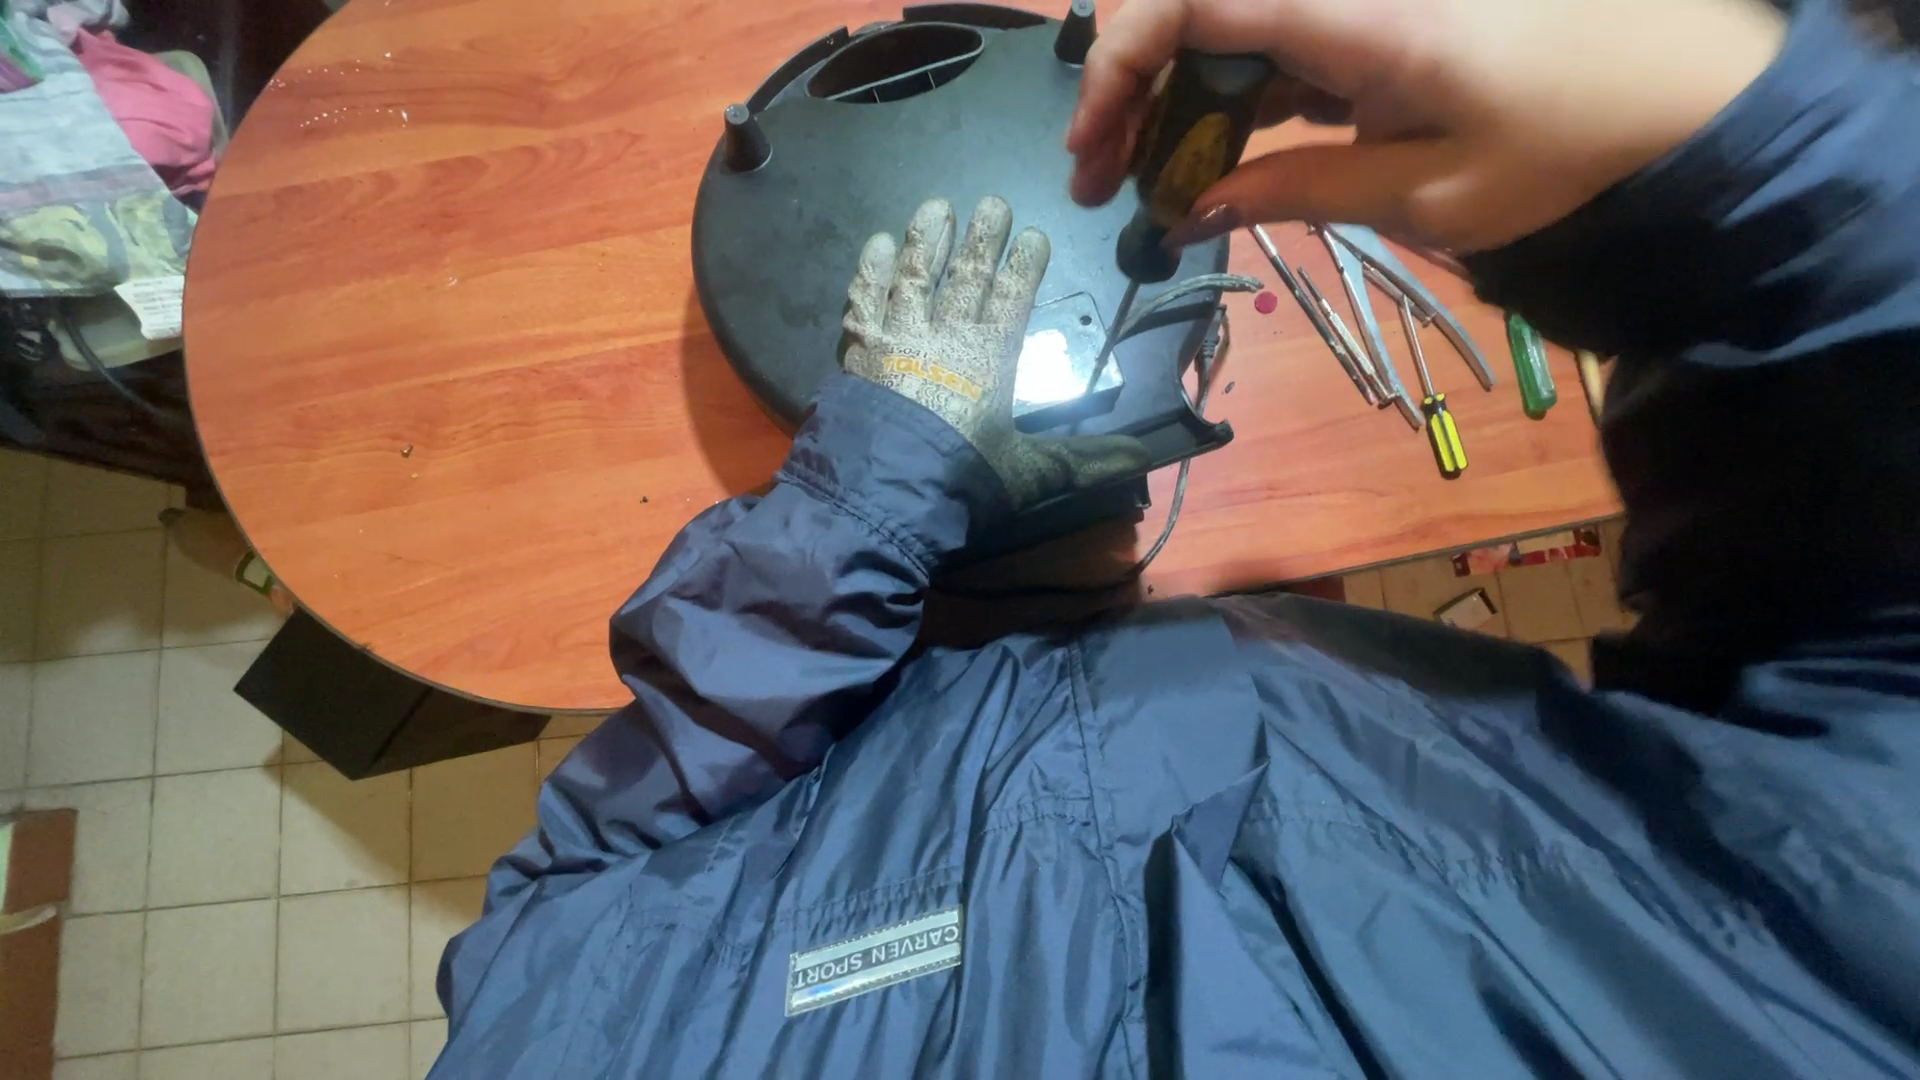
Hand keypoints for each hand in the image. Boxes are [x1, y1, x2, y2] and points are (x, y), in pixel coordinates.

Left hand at [843, 197, 1148, 507]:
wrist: (885, 489)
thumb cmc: (961, 476)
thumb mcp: (1028, 473)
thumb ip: (1083, 461)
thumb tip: (1143, 457)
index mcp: (988, 356)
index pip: (1013, 296)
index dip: (1024, 264)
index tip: (1033, 234)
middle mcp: (945, 334)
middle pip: (966, 275)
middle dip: (982, 238)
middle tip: (992, 202)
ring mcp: (899, 337)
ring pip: (914, 275)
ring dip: (926, 239)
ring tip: (936, 206)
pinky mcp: (859, 350)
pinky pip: (865, 299)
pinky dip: (870, 271)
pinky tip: (877, 245)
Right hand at [1066, 0, 1785, 252]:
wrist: (1678, 112)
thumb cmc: (1559, 155)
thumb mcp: (1415, 195)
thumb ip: (1289, 191)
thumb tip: (1184, 215)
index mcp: (1364, 11)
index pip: (1200, 1)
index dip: (1122, 61)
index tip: (1090, 146)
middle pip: (1197, 1)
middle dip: (1128, 83)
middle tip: (1096, 174)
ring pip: (1223, 23)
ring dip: (1164, 95)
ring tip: (1134, 176)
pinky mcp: (1366, 20)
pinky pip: (1266, 44)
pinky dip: (1219, 98)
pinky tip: (1204, 155)